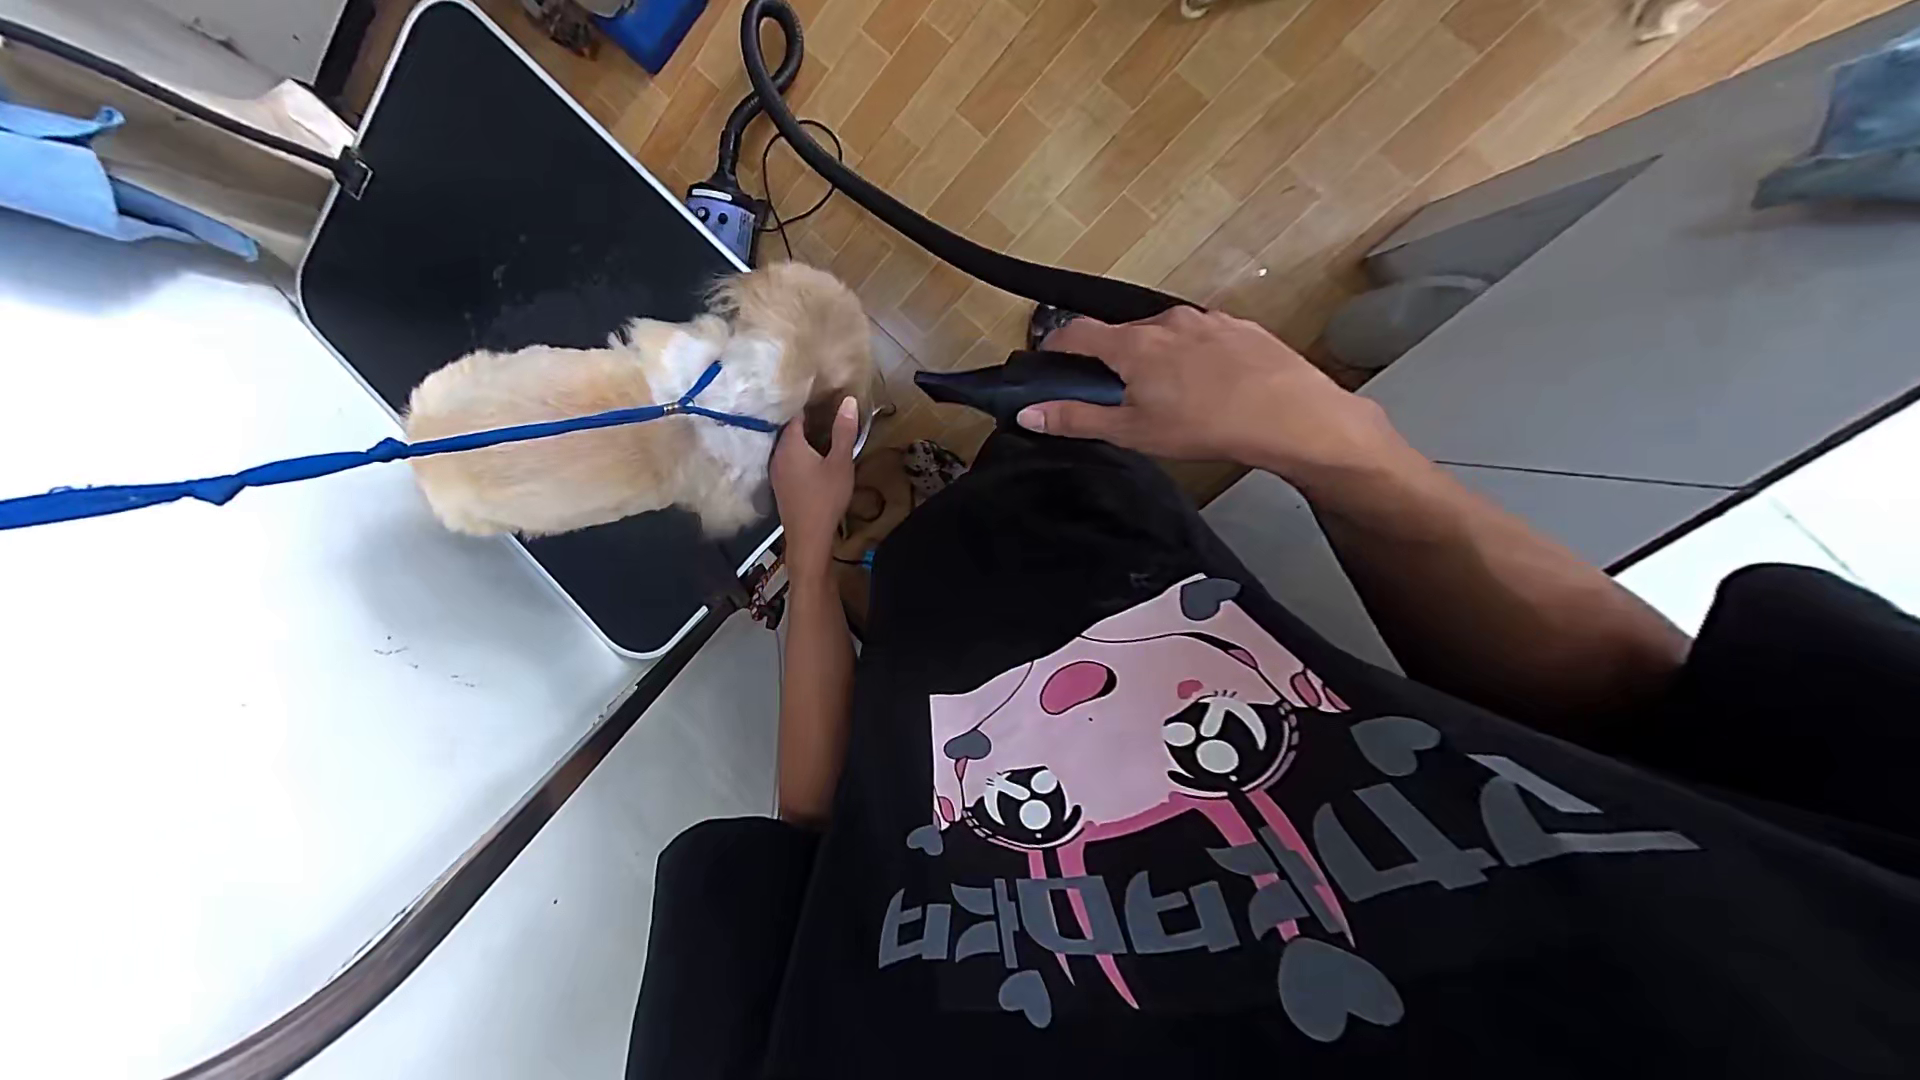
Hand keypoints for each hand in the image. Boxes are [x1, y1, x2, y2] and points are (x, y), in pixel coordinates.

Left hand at [771, 395, 857, 575]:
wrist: (809, 536)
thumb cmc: (826, 497)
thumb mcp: (841, 463)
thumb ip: (844, 431)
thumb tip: (848, 401)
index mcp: (790, 444)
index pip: (796, 414)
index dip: (810, 404)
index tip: (827, 398)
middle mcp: (778, 454)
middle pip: (790, 429)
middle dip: (808, 421)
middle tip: (830, 413)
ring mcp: (776, 471)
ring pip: (789, 446)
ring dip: (805, 439)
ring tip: (825, 434)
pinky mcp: (780, 485)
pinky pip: (789, 460)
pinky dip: (801, 454)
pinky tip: (815, 459)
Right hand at [1015, 308, 1414, 489]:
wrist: (1290, 416)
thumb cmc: (1205, 425)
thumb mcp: (1131, 431)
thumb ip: (1076, 420)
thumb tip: (1028, 414)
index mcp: (1133, 345)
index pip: (1077, 332)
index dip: (1057, 344)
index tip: (1051, 358)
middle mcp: (1166, 321)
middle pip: (1121, 334)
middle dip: (1111, 359)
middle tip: (1117, 394)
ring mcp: (1205, 320)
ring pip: (1162, 335)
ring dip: (1153, 357)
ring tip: (1168, 395)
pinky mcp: (1237, 327)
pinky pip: (1199, 337)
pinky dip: (1189, 355)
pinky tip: (1206, 386)